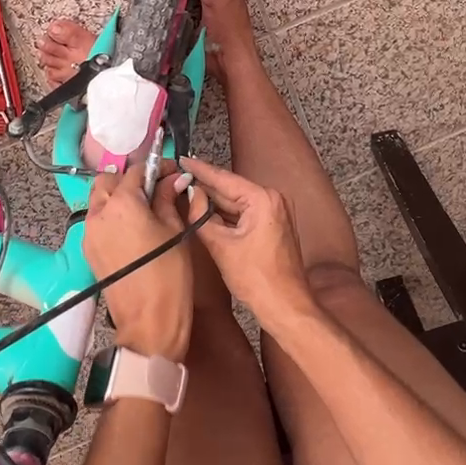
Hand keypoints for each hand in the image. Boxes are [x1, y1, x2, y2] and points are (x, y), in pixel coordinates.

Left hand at [85, 160, 192, 361]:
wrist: (148, 322)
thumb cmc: (169, 274)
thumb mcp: (174, 229)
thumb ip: (168, 198)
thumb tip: (173, 178)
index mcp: (123, 203)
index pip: (137, 171)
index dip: (157, 168)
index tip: (173, 173)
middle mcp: (99, 213)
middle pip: (108, 181)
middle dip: (129, 180)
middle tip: (154, 190)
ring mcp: (90, 233)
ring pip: (98, 200)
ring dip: (116, 196)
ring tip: (142, 209)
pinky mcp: (88, 251)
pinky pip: (96, 221)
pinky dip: (110, 216)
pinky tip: (131, 228)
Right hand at [177, 157, 314, 324]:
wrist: (286, 306)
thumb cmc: (258, 279)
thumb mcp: (221, 246)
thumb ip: (201, 217)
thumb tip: (190, 194)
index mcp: (263, 199)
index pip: (224, 179)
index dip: (200, 169)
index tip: (182, 158)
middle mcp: (273, 199)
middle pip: (230, 189)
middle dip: (205, 186)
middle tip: (178, 177)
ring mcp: (275, 211)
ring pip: (236, 202)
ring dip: (214, 201)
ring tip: (186, 192)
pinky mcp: (273, 224)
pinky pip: (245, 213)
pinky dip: (226, 215)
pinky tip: (206, 213)